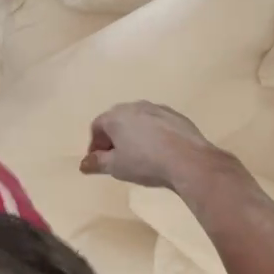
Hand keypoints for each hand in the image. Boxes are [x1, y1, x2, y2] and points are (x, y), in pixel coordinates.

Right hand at [80, 101, 232, 189]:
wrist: (189, 161)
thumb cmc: (145, 163)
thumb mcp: (116, 167)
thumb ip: (97, 163)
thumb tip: (84, 164)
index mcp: (115, 116)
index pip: (97, 127)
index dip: (95, 145)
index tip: (99, 161)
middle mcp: (135, 106)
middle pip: (117, 121)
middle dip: (114, 138)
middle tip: (117, 158)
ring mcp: (158, 109)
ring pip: (138, 121)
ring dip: (134, 135)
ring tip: (140, 155)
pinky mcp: (177, 116)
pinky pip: (157, 124)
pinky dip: (154, 134)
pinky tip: (160, 151)